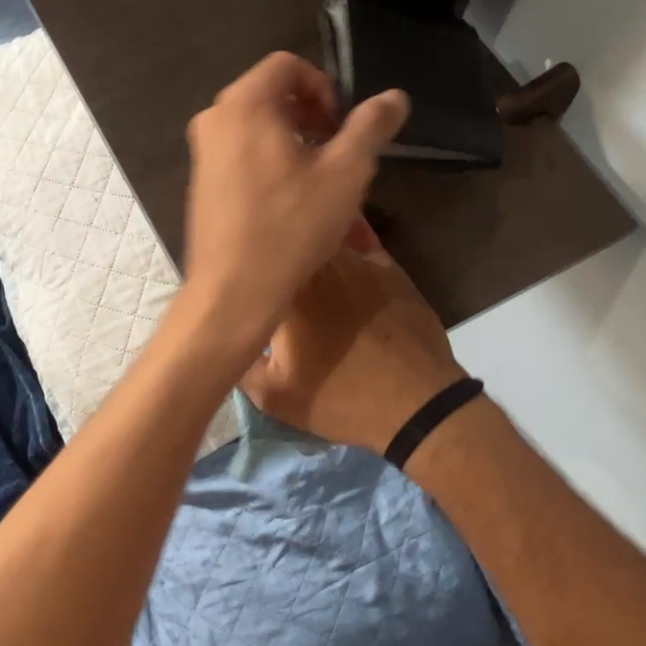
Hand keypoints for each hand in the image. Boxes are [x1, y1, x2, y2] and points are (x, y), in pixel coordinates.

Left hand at [182, 52, 409, 347]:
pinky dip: (282, 176)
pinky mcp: (205, 186)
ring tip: (336, 194)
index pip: (287, 65)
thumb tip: (394, 96)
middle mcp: (216, 121)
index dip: (325, 87)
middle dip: (319, 125)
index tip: (344, 126)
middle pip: (276, 101)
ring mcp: (205, 155)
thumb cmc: (290, 227)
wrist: (233, 293)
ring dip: (306, 157)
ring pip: (266, 139)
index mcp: (244, 105)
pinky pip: (250, 164)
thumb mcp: (344, 174)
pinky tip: (308, 213)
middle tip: (344, 157)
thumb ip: (370, 127)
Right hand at [240, 237, 467, 454]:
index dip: (245, 273)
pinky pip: (361, 246)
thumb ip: (240, 364)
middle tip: (270, 268)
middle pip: (290, 248)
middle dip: (278, 255)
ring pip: (325, 243)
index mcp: (286, 293)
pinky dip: (348, 248)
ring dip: (311, 250)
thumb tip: (227, 342)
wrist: (417, 403)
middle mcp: (320, 266)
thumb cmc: (340, 399)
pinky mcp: (390, 269)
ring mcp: (358, 262)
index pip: (254, 267)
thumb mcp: (274, 396)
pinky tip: (343, 257)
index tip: (239, 282)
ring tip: (302, 258)